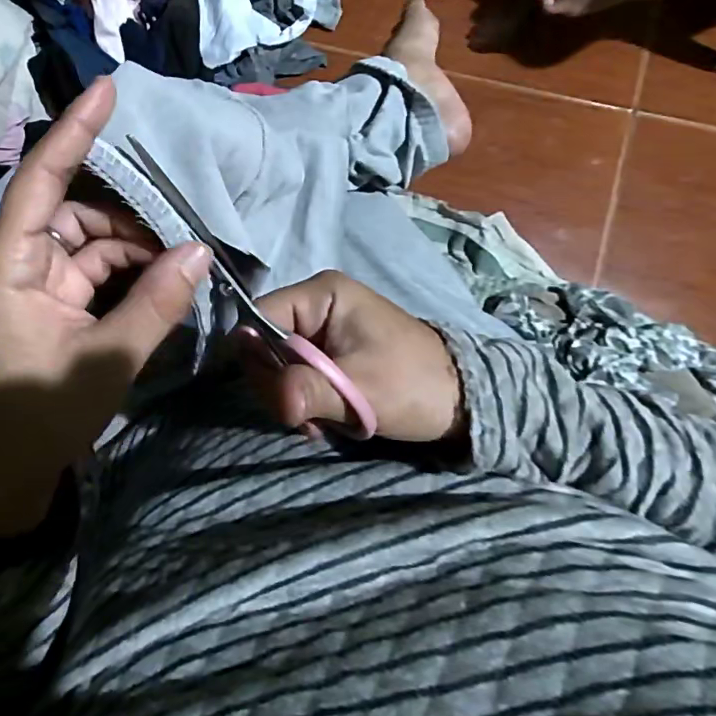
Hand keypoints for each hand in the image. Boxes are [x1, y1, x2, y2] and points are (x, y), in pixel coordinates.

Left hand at [0, 77, 211, 535]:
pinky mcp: (53, 299)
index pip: (40, 181)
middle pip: (73, 207)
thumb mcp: (107, 360)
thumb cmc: (42, 416)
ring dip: (133, 243)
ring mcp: (36, 280)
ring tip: (177, 256)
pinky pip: (95, 265)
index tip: (108, 89)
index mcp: (9, 265)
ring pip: (89, 237)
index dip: (75, 132)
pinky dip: (128, 267)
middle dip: (126, 211)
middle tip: (178, 215)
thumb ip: (156, 303)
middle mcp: (18, 261)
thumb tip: (200, 251)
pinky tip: (162, 276)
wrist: (11, 472)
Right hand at [238, 271, 463, 443]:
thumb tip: (274, 399)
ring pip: (276, 366)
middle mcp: (314, 306)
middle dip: (279, 386)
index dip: (257, 358)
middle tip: (307, 416)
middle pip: (263, 345)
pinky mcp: (326, 355)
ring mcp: (319, 331)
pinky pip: (295, 377)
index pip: (258, 317)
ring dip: (292, 399)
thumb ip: (312, 390)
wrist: (458, 401)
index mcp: (321, 295)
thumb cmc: (413, 383)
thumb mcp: (362, 388)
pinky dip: (302, 402)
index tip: (278, 395)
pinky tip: (324, 419)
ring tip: (321, 420)